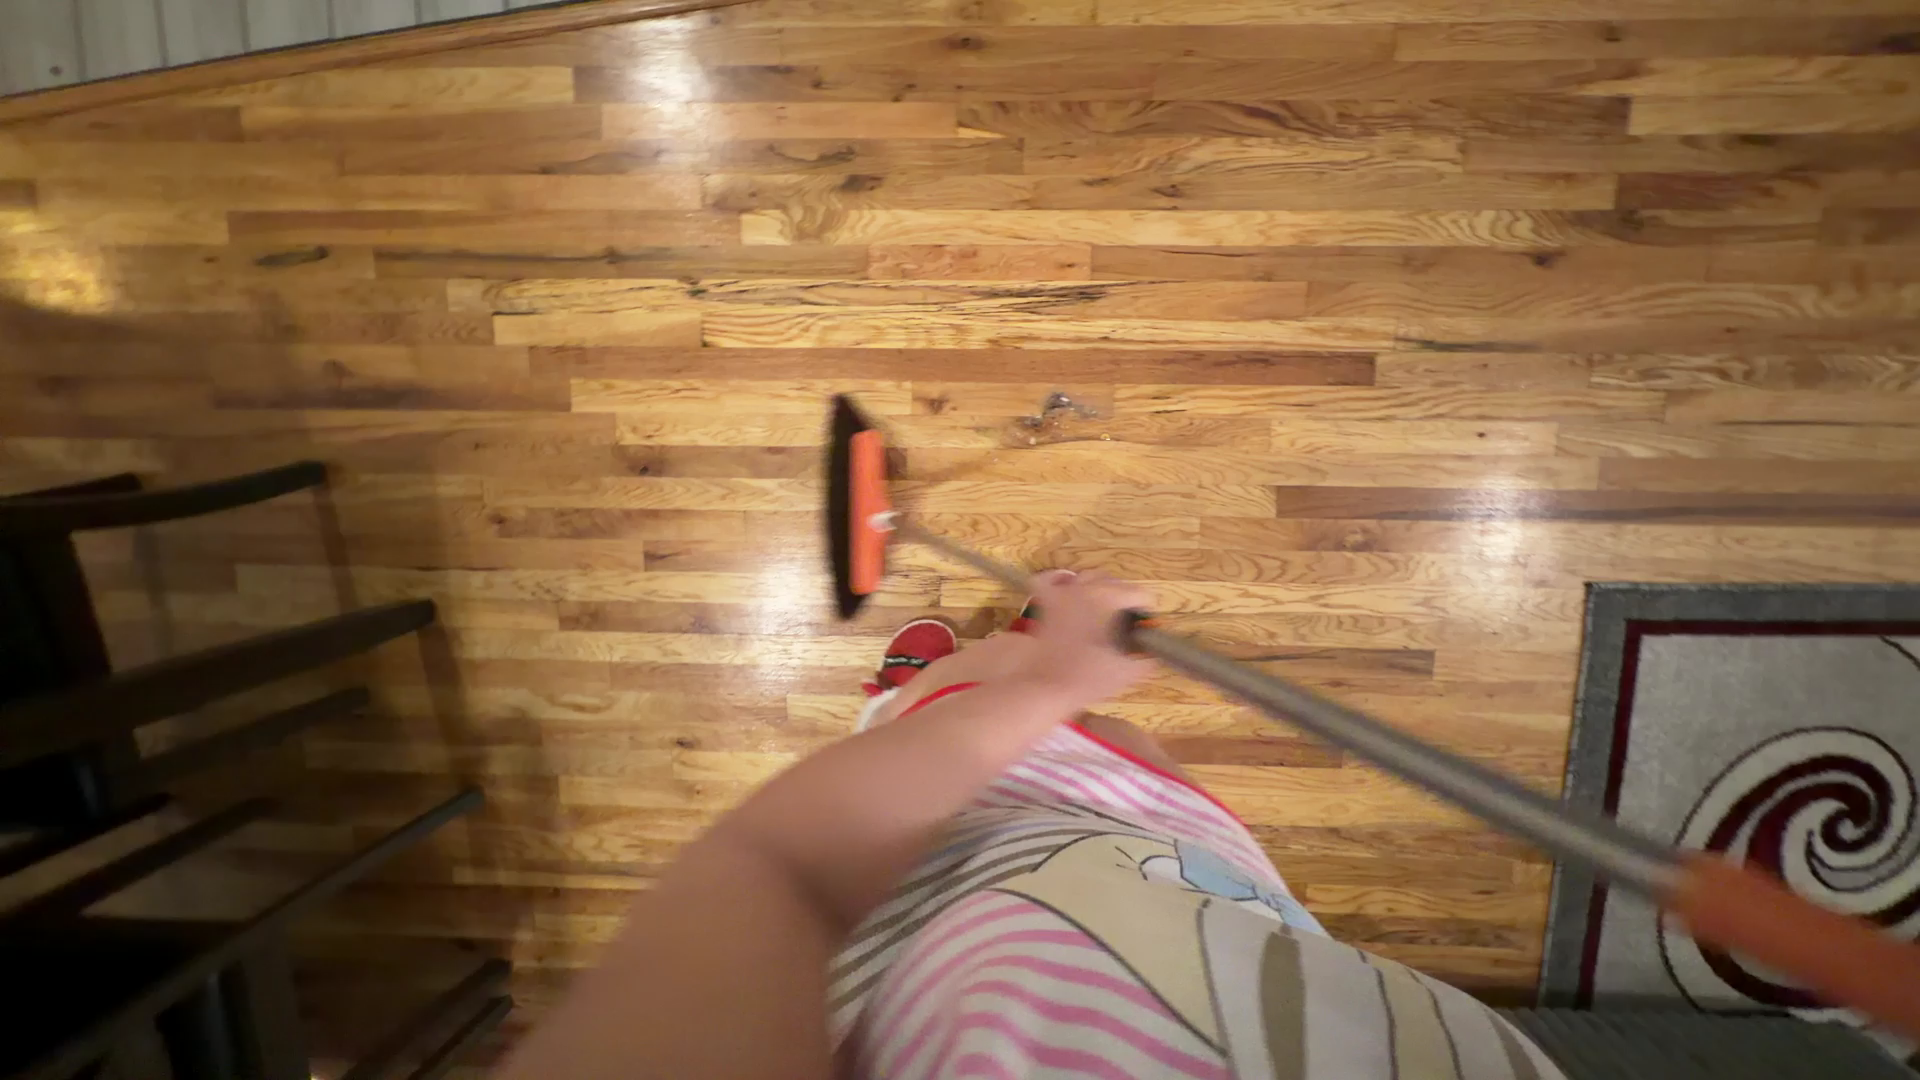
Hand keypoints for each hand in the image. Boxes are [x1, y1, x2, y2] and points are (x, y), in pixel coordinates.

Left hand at [1012, 570, 1156, 706]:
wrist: (1047, 687)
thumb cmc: (1088, 678)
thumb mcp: (1127, 670)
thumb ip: (1146, 657)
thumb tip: (1153, 650)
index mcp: (1107, 599)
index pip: (1139, 593)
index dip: (1147, 611)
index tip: (1147, 628)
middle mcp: (1085, 588)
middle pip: (1115, 582)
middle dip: (1127, 598)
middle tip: (1131, 621)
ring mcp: (1061, 593)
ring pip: (1087, 577)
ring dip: (1101, 588)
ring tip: (1106, 609)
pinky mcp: (1044, 603)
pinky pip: (1051, 579)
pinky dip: (1062, 580)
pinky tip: (1069, 589)